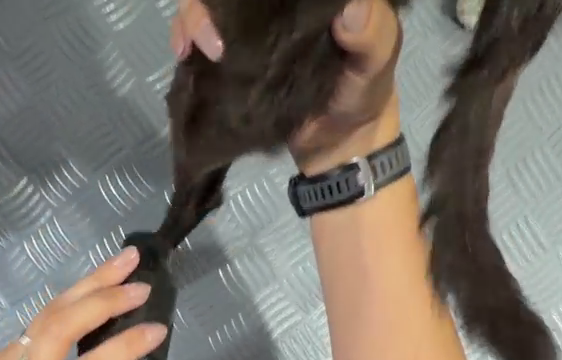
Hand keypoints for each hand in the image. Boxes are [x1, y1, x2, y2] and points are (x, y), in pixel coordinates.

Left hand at [0, 248, 167, 359]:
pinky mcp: (5, 352)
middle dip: (104, 300)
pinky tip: (96, 287)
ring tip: (125, 262)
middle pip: (61, 328)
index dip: (123, 348)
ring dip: (90, 284)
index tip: (157, 330)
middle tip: (143, 285)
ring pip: (49, 312)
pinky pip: (43, 318)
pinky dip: (74, 299)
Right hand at [171, 0, 404, 175]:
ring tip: (186, 51)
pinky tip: (183, 57)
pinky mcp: (236, 63)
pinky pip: (205, 44)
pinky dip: (188, 43)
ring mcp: (253, 33)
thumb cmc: (364, 94)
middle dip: (203, 4)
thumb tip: (350, 7)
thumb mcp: (377, 60)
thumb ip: (370, 33)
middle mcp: (275, 4)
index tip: (232, 6)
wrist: (340, 144)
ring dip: (190, 20)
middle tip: (200, 41)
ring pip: (211, 10)